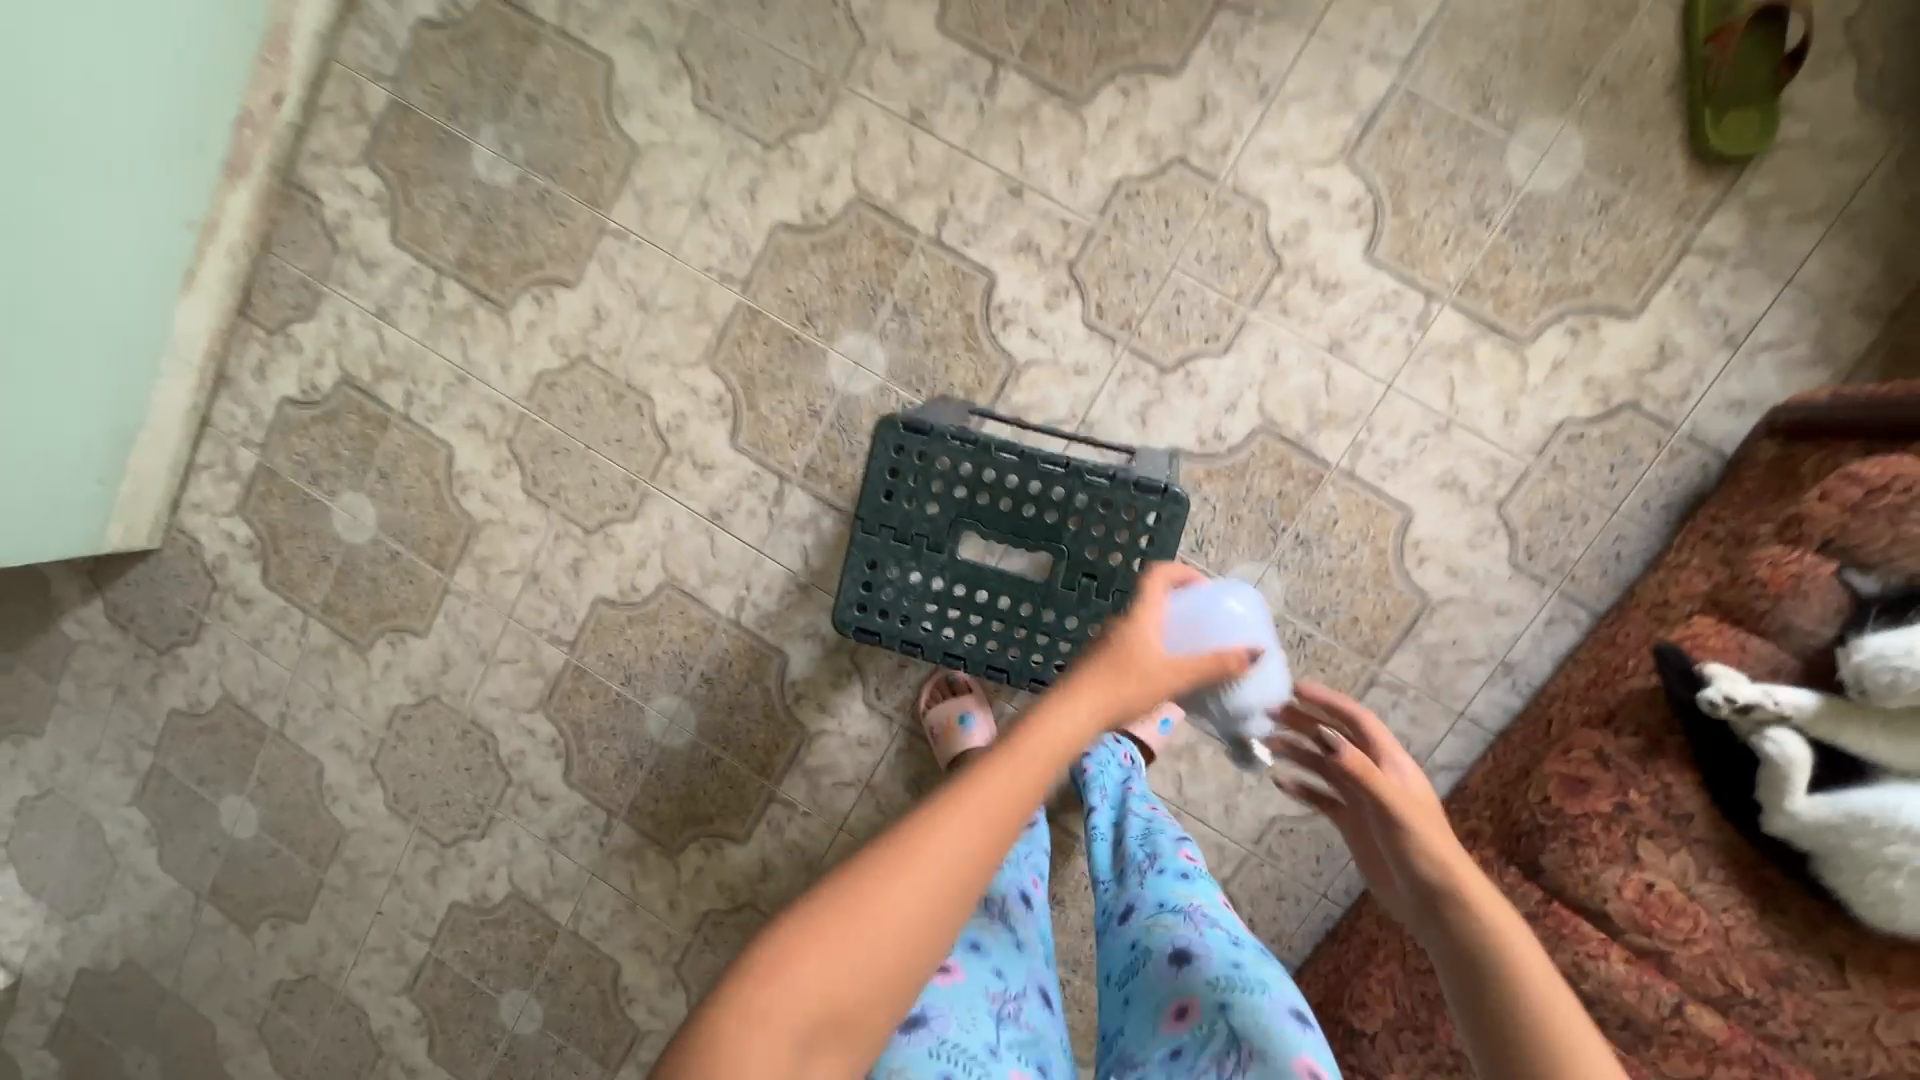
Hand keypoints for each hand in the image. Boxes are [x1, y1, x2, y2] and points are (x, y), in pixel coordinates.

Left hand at [1055, 562, 1259, 729]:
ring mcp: (1107, 643)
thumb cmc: (1124, 687)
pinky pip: (1131, 649)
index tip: (1205, 588)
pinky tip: (1162, 681)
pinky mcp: (1099, 664)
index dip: (1182, 571)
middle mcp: (1121, 621)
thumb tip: (1256, 652)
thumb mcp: (1175, 677)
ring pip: (1141, 628)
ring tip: (1188, 656)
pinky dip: (1150, 654)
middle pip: (1151, 601)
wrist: (1073, 712)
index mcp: (1140, 615)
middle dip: (1179, 608)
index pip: (1158, 574)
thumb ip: (1214, 666)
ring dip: (1164, 634)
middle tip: (1203, 626)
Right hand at [1266, 682, 1481, 940]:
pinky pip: (1321, 797)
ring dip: (1298, 751)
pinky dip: (1301, 787)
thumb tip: (1325, 735)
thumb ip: (1358, 769)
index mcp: (1390, 763)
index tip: (1294, 689)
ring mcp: (1362, 798)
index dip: (1327, 702)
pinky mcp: (1352, 822)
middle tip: (1269, 714)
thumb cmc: (1421, 847)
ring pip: (1324, 765)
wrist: (1436, 902)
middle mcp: (1374, 774)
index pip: (1356, 721)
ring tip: (1268, 743)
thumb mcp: (1392, 805)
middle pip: (1335, 738)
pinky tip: (1280, 782)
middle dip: (1304, 722)